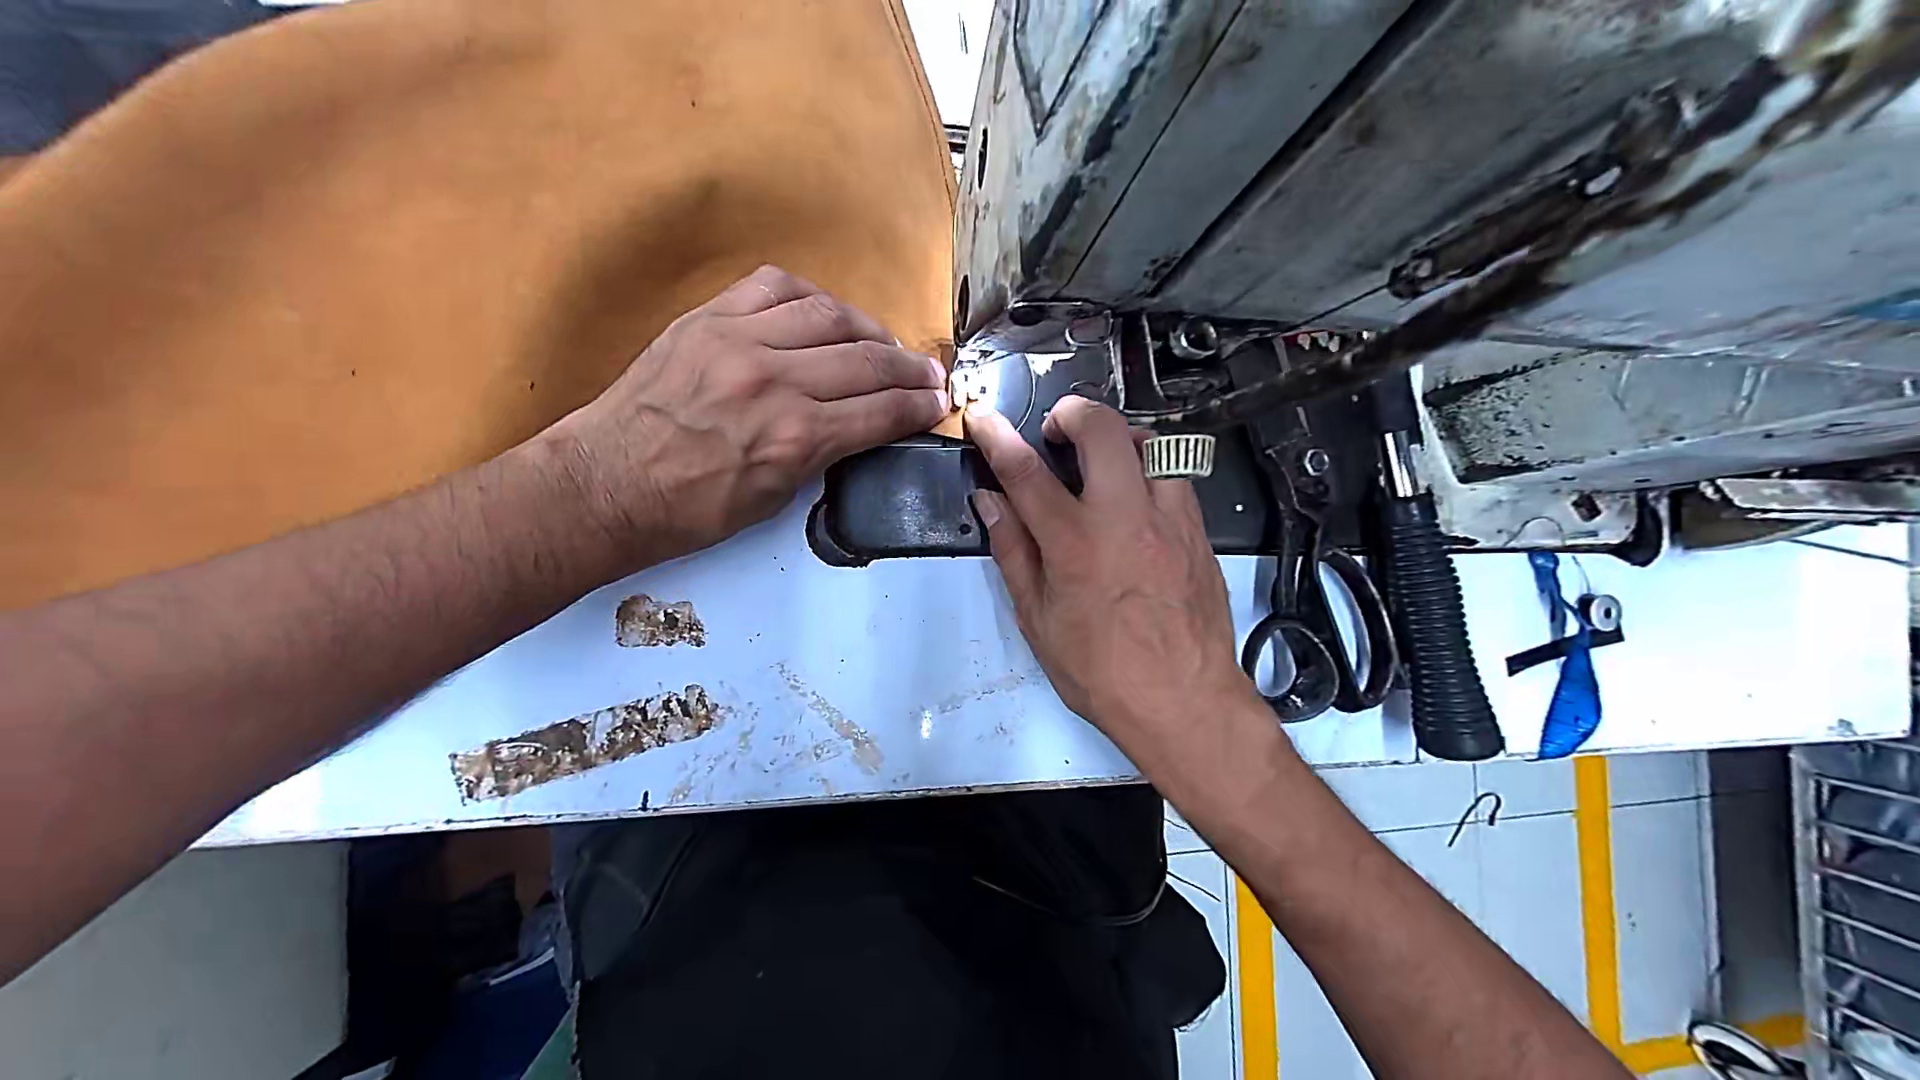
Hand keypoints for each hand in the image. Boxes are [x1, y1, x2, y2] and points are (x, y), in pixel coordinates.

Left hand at [536, 265, 949, 570]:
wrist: (607, 484)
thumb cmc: (692, 509)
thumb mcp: (775, 498)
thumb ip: (824, 453)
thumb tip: (859, 423)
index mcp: (795, 439)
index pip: (879, 411)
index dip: (919, 407)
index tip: (940, 402)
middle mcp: (775, 382)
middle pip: (866, 360)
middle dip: (910, 368)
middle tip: (930, 374)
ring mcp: (739, 341)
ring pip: (829, 316)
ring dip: (871, 329)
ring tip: (886, 343)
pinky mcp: (708, 319)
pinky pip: (775, 287)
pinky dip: (810, 298)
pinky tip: (824, 315)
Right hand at [965, 398, 1258, 771]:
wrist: (1185, 702)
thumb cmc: (1103, 672)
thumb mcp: (1038, 619)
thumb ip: (1014, 551)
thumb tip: (991, 503)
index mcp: (1075, 544)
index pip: (1025, 471)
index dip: (997, 437)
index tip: (984, 418)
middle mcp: (1125, 519)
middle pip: (1102, 429)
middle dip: (1072, 412)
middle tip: (1057, 431)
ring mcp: (1170, 521)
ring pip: (1151, 443)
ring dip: (1120, 440)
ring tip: (1102, 464)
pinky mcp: (1199, 532)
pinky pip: (1176, 478)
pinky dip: (1150, 474)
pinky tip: (1137, 503)